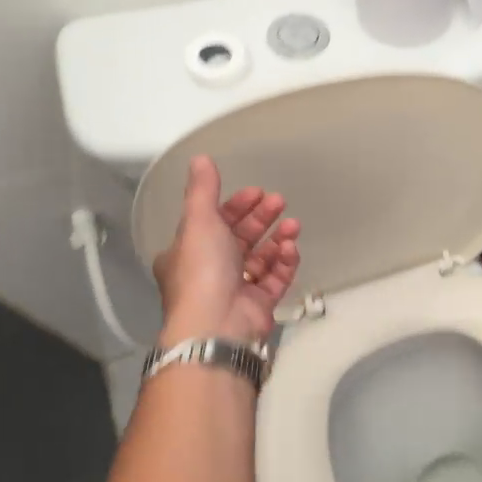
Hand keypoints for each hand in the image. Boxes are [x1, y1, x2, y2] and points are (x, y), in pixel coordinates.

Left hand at [152, 155, 301, 342]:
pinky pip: (276, 277)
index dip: (236, 205)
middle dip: (261, 219)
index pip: (214, 222)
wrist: (217, 323)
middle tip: (280, 202)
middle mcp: (211, 270)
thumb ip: (203, 191)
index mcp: (188, 252)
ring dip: (277, 238)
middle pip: (241, 238)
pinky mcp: (260, 302)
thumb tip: (200, 158)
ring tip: (292, 225)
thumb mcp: (199, 223)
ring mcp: (237, 287)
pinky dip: (284, 262)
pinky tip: (290, 249)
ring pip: (261, 257)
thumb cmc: (203, 271)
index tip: (257, 192)